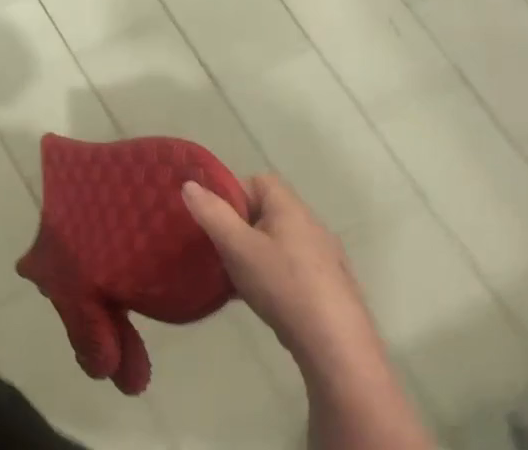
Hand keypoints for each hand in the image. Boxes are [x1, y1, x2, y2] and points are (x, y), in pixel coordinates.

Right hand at [183, 175, 383, 371]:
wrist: (337, 347)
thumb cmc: (283, 285)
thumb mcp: (236, 246)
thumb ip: (211, 212)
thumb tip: (190, 184)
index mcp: (293, 211)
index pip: (260, 181)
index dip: (233, 191)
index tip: (214, 215)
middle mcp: (313, 228)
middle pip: (267, 211)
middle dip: (238, 223)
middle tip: (218, 244)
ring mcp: (324, 259)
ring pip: (276, 240)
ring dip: (252, 250)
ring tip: (233, 272)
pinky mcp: (328, 286)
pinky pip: (289, 265)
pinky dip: (269, 272)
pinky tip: (256, 295)